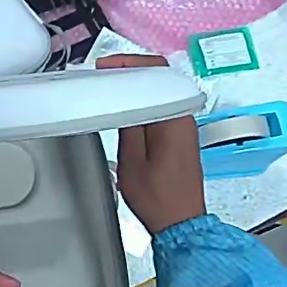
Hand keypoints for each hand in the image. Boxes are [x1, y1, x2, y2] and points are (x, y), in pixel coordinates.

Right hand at [97, 54, 206, 233]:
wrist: (180, 223)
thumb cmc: (158, 198)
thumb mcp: (132, 160)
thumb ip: (128, 124)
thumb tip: (121, 98)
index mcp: (175, 119)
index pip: (157, 72)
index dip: (129, 63)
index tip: (104, 67)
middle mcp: (184, 118)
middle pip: (160, 76)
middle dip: (130, 70)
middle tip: (102, 74)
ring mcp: (183, 126)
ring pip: (160, 90)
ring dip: (134, 84)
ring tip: (108, 86)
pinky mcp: (178, 135)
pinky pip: (160, 105)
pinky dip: (141, 98)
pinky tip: (122, 104)